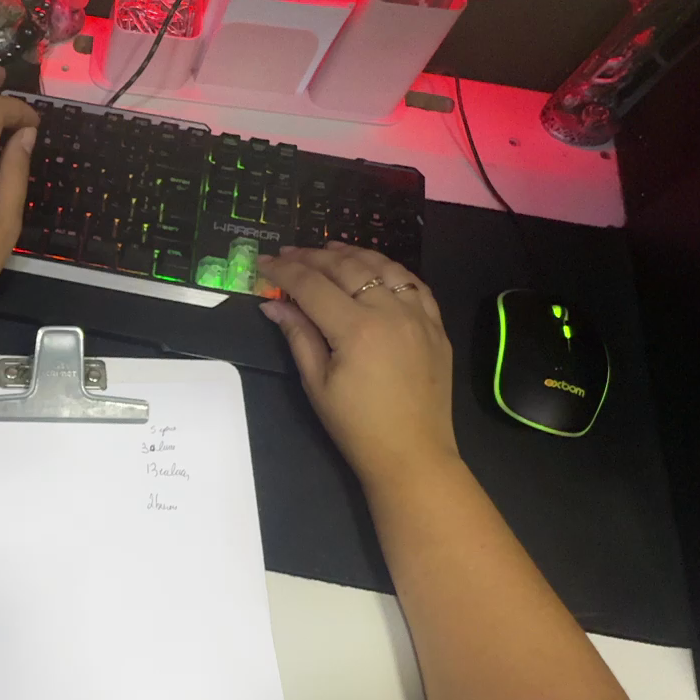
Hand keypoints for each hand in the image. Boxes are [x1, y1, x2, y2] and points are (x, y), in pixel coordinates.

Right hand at [258, 243, 458, 488]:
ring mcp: (418, 315)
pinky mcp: (434, 324)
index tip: (265, 262)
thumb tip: (273, 306)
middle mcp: (390, 311)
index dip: (285, 272)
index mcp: (355, 329)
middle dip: (314, 257)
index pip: (312, 287)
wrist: (411, 450)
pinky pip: (413, 283)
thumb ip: (298, 337)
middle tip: (289, 253)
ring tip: (329, 249)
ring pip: (384, 267)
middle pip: (348, 268)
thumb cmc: (354, 424)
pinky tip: (374, 268)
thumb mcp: (316, 383)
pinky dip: (389, 269)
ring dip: (353, 254)